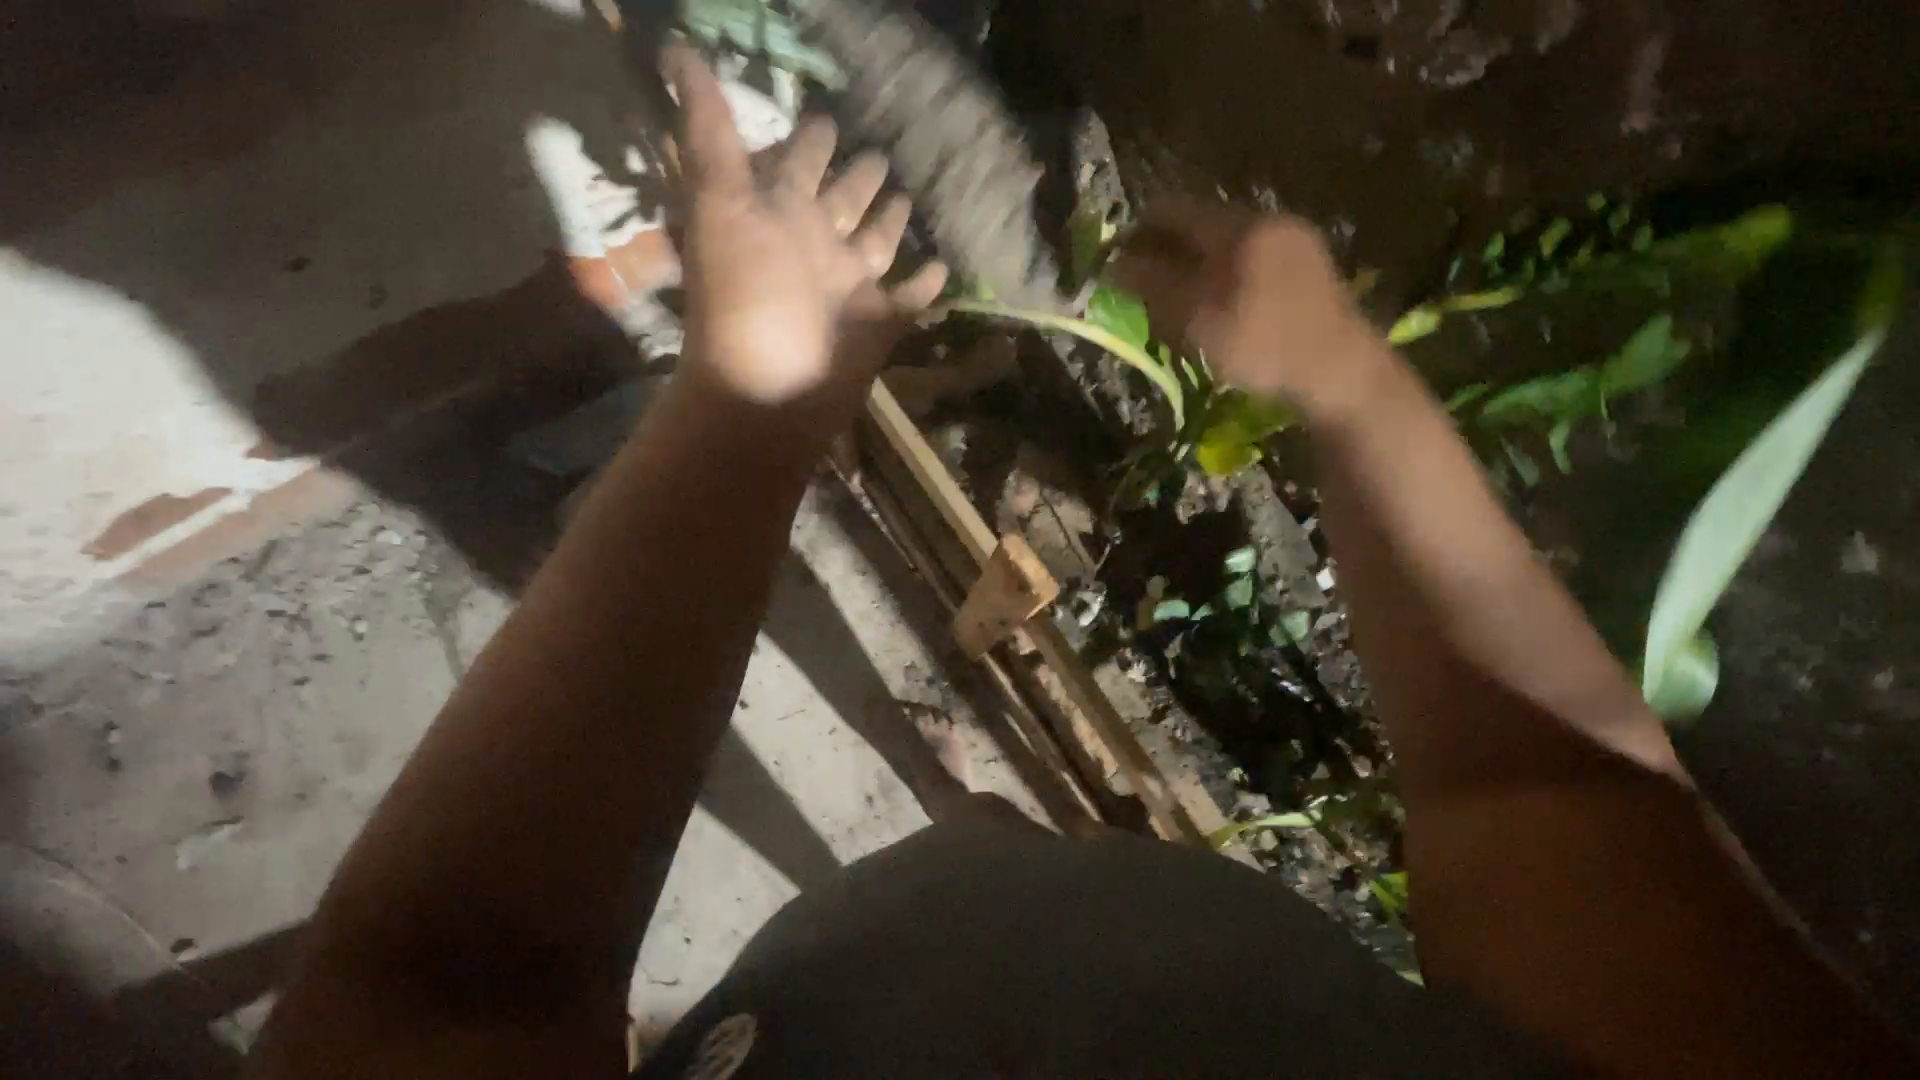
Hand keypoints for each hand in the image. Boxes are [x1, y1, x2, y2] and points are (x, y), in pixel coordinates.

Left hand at [666, 46, 946, 416]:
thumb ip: (710, 133)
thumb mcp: (721, 203)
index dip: (807, 139)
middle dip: (858, 177)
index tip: (824, 117)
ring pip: (876, 242)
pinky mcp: (880, 321)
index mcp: (779, 215)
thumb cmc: (746, 296)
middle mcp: (815, 245)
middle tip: (880, 150)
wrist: (772, 389)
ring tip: (909, 194)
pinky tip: (943, 264)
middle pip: (841, 200)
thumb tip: (677, 51)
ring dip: (891, 220)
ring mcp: (849, 286)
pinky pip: (910, 296)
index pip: (796, 164)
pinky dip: (926, 283)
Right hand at [1109, 199, 1384, 412]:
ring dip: (1193, 266)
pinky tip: (1217, 308)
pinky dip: (1223, 277)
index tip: (1113, 261)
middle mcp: (1268, 221)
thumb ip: (1150, 286)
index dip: (1135, 233)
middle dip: (1164, 251)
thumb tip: (1112, 264)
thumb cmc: (1263, 347)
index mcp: (1238, 227)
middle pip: (1200, 224)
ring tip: (1174, 302)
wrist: (1342, 375)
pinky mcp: (1310, 269)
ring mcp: (1294, 243)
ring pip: (1225, 245)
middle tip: (1140, 286)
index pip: (1171, 210)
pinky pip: (1251, 261)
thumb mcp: (1195, 320)